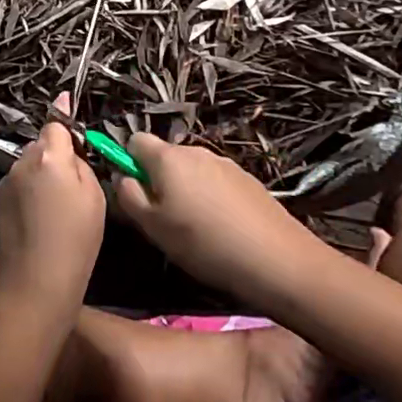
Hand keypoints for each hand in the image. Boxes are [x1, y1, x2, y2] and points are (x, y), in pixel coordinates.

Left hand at [0, 93, 105, 317]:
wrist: (35, 284)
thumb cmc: (76, 241)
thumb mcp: (95, 198)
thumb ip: (81, 165)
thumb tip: (69, 153)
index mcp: (49, 156)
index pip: (55, 123)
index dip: (64, 119)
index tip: (67, 105)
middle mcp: (21, 161)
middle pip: (41, 146)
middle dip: (54, 156)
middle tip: (72, 185)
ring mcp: (4, 181)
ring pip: (28, 167)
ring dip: (39, 176)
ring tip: (54, 209)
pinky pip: (16, 186)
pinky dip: (26, 194)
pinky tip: (36, 220)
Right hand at [114, 134, 323, 299]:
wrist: (278, 260)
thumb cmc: (203, 243)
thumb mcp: (152, 226)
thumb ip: (128, 195)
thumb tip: (123, 176)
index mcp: (167, 158)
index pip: (134, 140)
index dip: (129, 163)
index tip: (137, 194)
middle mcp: (196, 151)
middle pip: (165, 157)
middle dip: (159, 181)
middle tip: (164, 219)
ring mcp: (225, 164)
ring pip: (191, 171)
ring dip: (186, 191)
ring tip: (196, 230)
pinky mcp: (249, 181)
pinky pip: (216, 183)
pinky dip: (212, 199)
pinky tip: (223, 230)